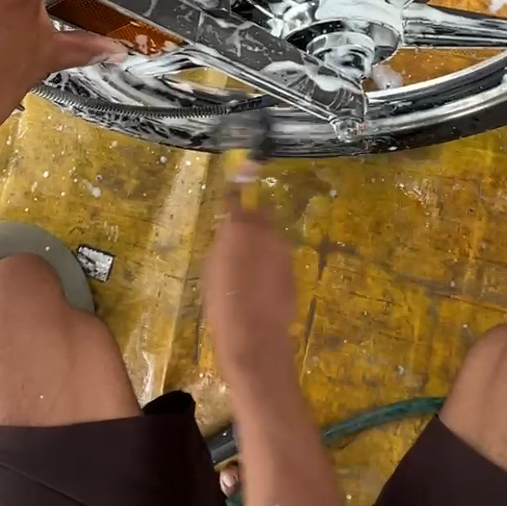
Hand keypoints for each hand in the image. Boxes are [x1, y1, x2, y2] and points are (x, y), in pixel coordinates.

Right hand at [203, 164, 299, 384]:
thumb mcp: (212, 269)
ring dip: (260, 244)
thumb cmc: (223, 305)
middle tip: (235, 236)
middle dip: (250, 219)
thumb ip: (224, 240)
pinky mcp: (293, 270)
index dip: (238, 183)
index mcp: (240, 229)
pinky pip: (277, 259)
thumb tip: (230, 226)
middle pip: (259, 215)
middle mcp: (266, 233)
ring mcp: (283, 251)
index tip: (244, 166)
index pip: (237, 197)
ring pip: (270, 237)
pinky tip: (258, 285)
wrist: (255, 339)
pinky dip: (269, 264)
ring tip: (245, 269)